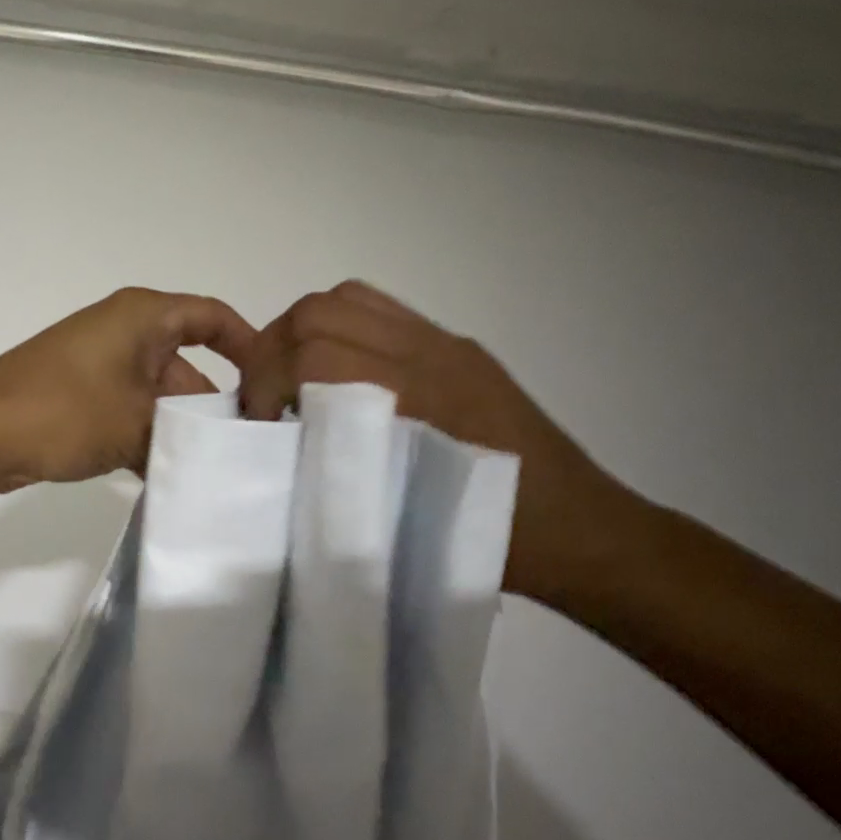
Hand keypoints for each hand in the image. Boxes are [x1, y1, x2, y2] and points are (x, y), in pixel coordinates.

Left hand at [0, 287, 256, 488]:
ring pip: (156, 396)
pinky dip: (143, 439)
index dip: (248, 345)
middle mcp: (123, 332)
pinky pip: (127, 413)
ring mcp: (98, 366)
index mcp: (142, 317)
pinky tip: (160, 479)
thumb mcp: (138, 422)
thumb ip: (183, 431)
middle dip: (210, 407)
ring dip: (174, 431)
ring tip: (207, 472)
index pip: (211, 317)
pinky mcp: (78, 397)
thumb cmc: (65, 410)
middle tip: (242, 452)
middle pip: (185, 366)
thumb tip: (211, 447)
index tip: (276, 384)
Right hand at [239, 280, 645, 604]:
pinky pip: (380, 311)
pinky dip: (337, 330)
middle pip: (321, 311)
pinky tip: (335, 376)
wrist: (585, 530)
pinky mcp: (455, 347)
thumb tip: (276, 446)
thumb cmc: (496, 540)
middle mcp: (432, 352)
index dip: (266, 381)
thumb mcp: (405, 515)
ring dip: (301, 333)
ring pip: (348, 299)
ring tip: (292, 382)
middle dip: (272, 350)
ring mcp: (446, 343)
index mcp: (422, 396)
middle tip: (263, 399)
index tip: (256, 422)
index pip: (315, 352)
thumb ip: (338, 466)